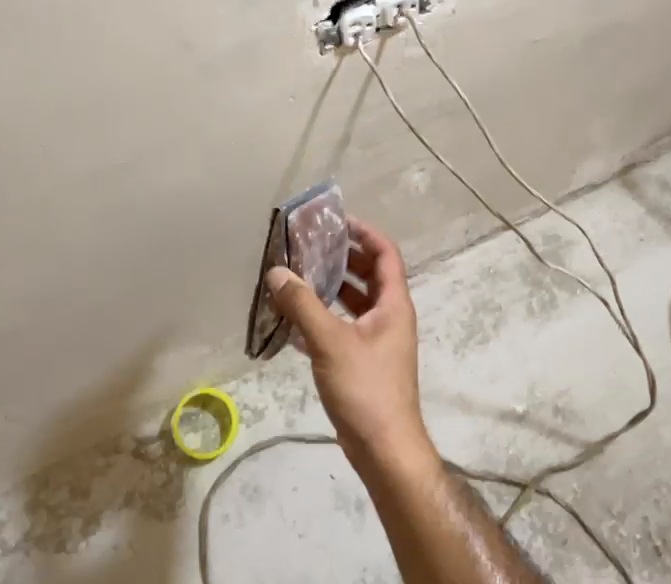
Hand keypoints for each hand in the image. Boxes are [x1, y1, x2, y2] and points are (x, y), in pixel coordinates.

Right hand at [265, 220, 435, 475]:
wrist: (384, 450)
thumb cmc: (365, 389)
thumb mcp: (330, 342)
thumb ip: (302, 305)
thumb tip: (277, 272)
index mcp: (393, 305)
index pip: (386, 254)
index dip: (365, 233)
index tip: (336, 221)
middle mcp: (389, 318)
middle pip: (369, 275)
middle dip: (341, 258)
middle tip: (309, 246)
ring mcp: (378, 342)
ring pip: (354, 303)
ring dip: (329, 288)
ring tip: (297, 276)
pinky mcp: (363, 363)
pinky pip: (343, 328)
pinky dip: (322, 319)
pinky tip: (293, 320)